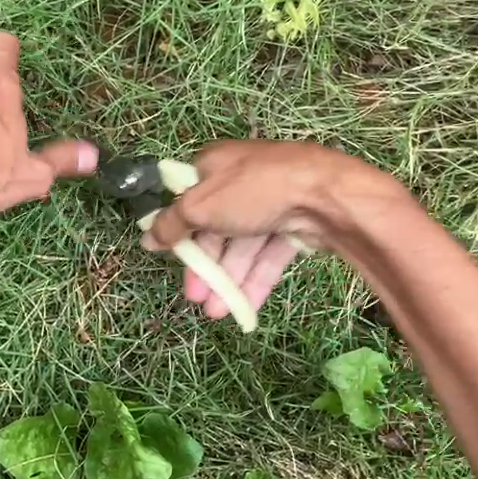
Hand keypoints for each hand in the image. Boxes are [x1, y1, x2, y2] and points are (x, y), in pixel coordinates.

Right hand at [140, 140, 379, 321]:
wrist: (329, 196)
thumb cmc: (253, 192)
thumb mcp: (199, 206)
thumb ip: (170, 224)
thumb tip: (147, 238)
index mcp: (214, 166)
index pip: (186, 201)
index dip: (176, 232)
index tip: (169, 259)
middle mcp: (240, 182)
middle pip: (213, 229)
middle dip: (204, 266)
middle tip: (194, 297)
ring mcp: (270, 203)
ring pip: (241, 246)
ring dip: (226, 280)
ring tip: (216, 312)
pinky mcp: (295, 224)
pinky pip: (267, 254)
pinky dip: (254, 279)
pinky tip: (243, 309)